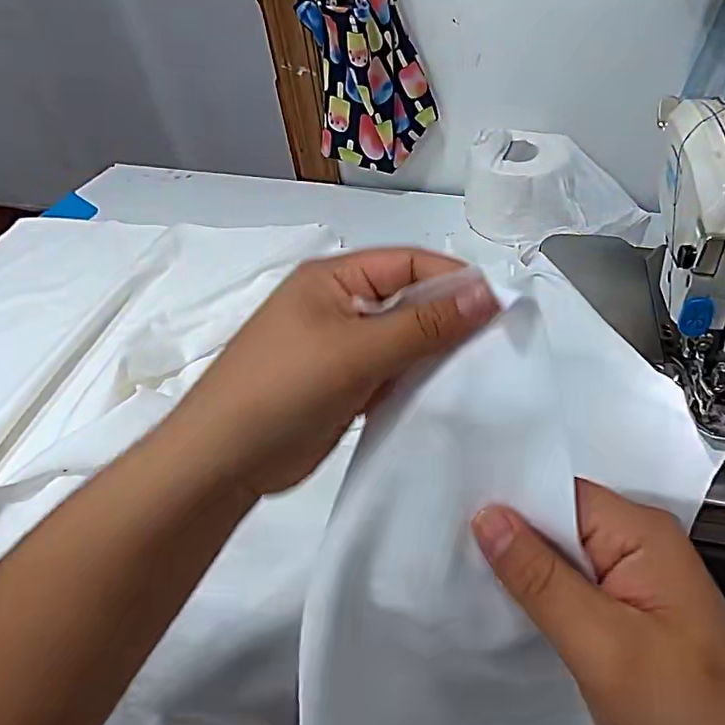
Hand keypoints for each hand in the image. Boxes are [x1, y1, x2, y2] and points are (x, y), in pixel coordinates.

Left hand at [168, 248, 497, 497]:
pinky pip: (389, 371)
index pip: (407, 263)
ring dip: (433, 351)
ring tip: (481, 368)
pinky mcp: (342, 384)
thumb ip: (425, 323)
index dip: (455, 279)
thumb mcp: (358, 350)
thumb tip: (487, 293)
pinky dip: (413, 379)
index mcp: (332, 278)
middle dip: (448, 316)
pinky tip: (443, 393)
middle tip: (498, 340)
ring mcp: (338, 347)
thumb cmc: (284, 390)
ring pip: (401, 339)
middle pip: (406, 299)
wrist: (222, 462)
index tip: (501, 305)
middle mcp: (337, 305)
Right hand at [472, 482, 724, 724]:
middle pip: (559, 518)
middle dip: (514, 537)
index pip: (560, 492)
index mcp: (642, 533)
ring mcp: (637, 575)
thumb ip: (541, 578)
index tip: (460, 519)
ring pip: (564, 552)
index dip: (511, 504)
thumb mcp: (602, 645)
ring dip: (527, 568)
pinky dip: (546, 593)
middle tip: (458, 554)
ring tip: (477, 580)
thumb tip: (489, 518)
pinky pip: (575, 582)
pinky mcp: (630, 605)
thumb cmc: (688, 717)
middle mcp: (641, 542)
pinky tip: (518, 607)